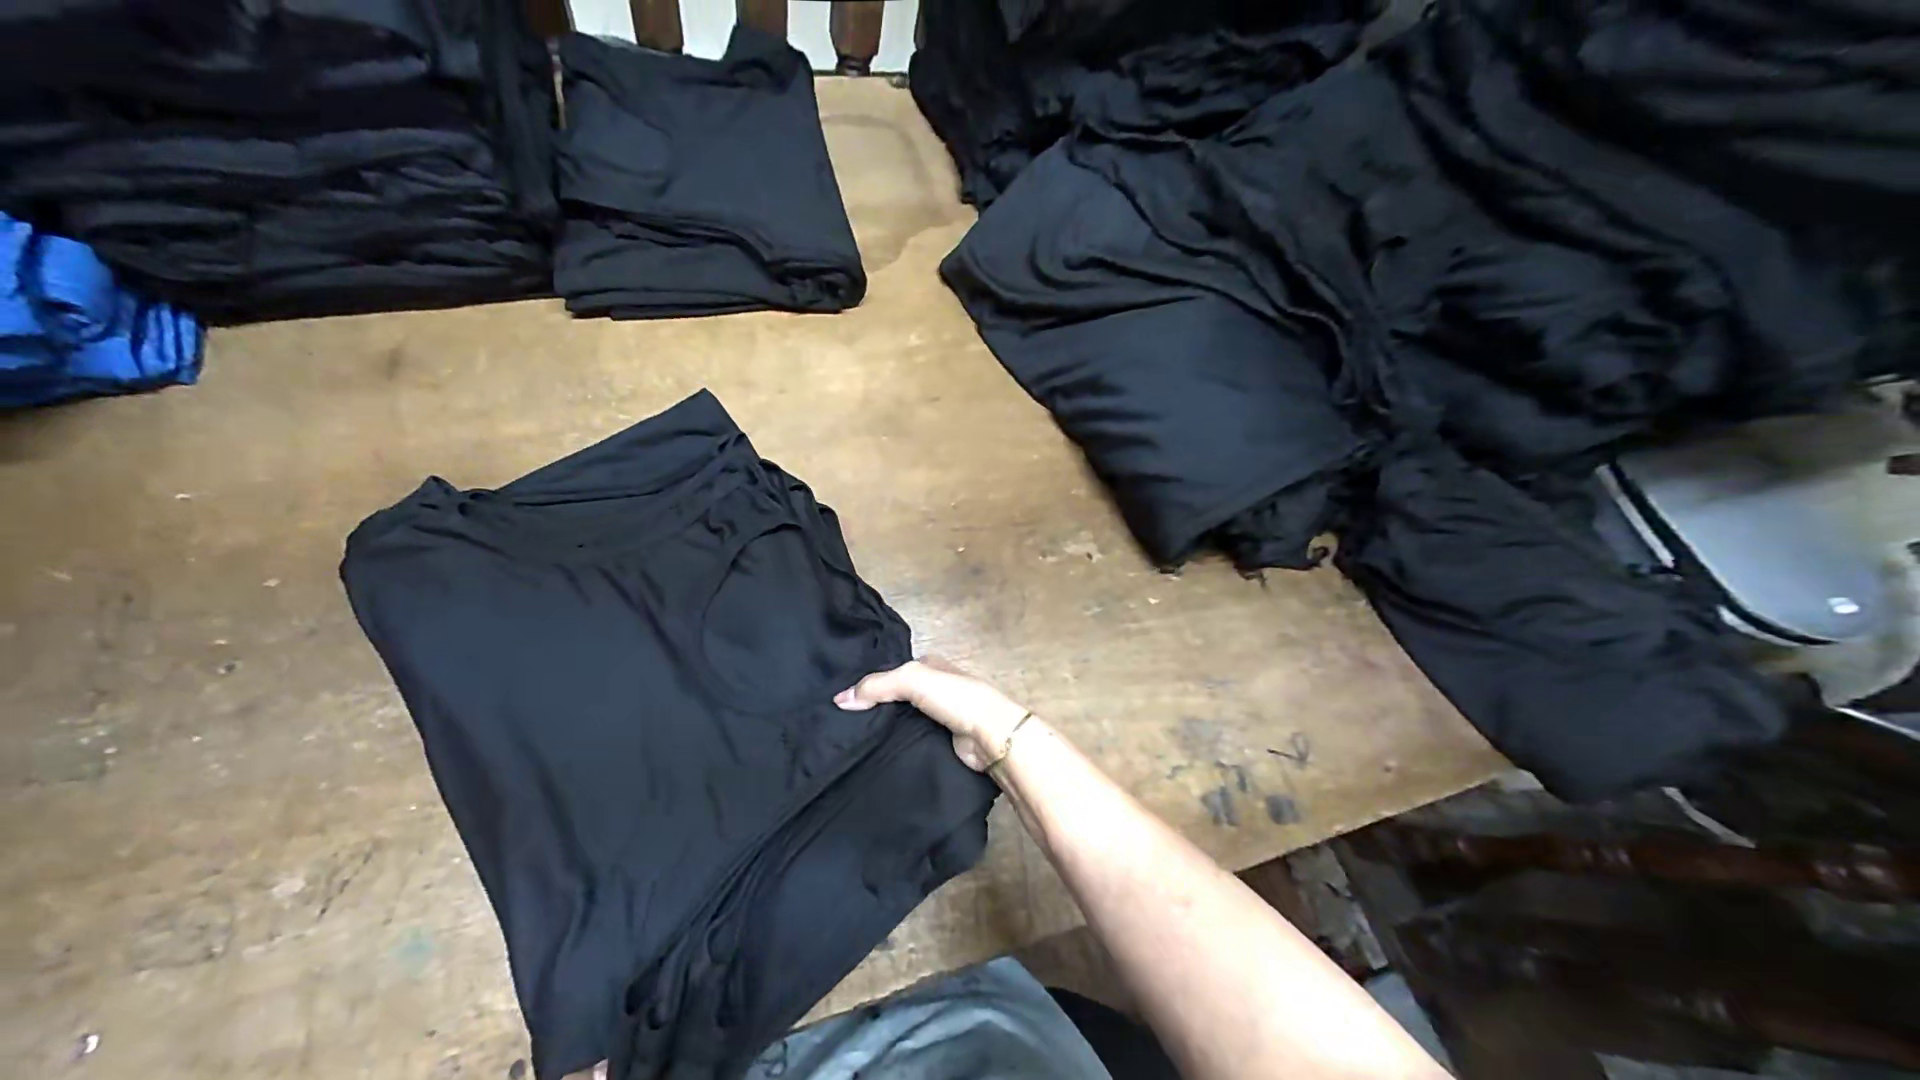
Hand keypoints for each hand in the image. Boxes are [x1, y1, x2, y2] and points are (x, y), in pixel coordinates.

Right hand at [834, 658, 1032, 771]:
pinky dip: (895, 744)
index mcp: (930, 665)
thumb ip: (876, 686)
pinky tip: (873, 753)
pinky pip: (910, 740)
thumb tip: (839, 700)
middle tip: (840, 721)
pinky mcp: (941, 741)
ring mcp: (938, 716)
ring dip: (883, 728)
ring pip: (902, 720)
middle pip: (895, 697)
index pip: (892, 670)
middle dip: (873, 706)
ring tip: (849, 739)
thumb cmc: (955, 698)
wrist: (991, 736)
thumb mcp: (911, 679)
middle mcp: (935, 688)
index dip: (868, 681)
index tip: (841, 697)